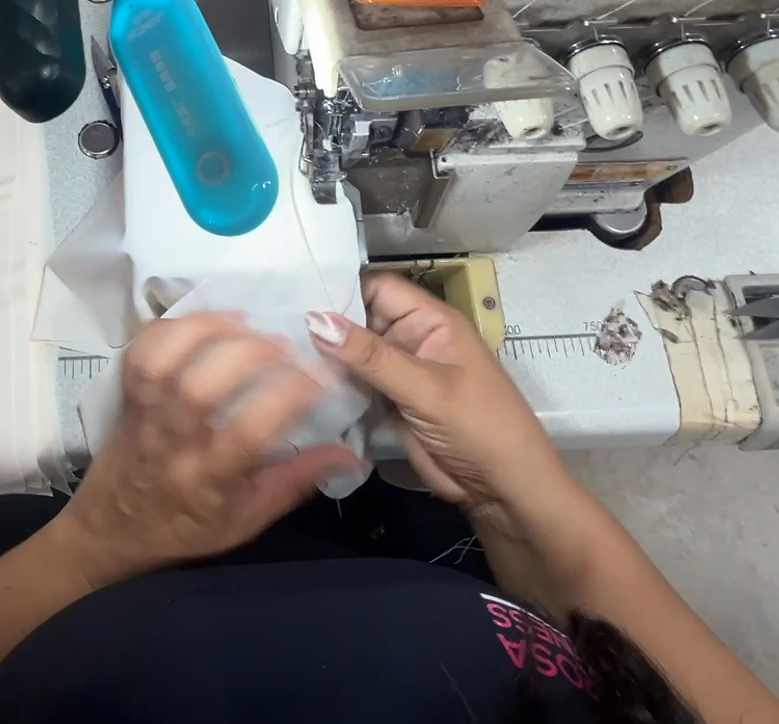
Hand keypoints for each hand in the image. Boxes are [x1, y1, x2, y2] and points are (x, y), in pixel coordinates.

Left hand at [49, 313, 361, 587]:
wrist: (110, 528)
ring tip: (242, 319)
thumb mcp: (245, 520)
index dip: (286, 398)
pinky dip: (168, 328)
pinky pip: (138, 353)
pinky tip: (202, 321)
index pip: (247, 435)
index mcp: (206, 482)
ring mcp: (144, 417)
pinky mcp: (125, 396)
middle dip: (246, 355)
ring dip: (204, 331)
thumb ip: (294, 483)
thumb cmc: (185, 526)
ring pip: (162, 365)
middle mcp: (171, 446)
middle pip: (199, 391)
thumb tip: (347, 453)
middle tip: (281, 343)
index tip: (320, 377)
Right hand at [306, 272, 565, 512]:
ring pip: (353, 350)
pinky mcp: (388, 399)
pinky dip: (333, 379)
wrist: (503, 491)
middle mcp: (411, 337)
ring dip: (324, 352)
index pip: (377, 287)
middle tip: (275, 321)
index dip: (339, 286)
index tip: (293, 290)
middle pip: (360, 316)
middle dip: (324, 320)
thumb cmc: (479, 428)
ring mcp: (399, 369)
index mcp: (430, 319)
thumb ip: (371, 356)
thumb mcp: (426, 388)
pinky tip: (298, 377)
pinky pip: (355, 379)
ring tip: (280, 348)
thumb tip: (315, 320)